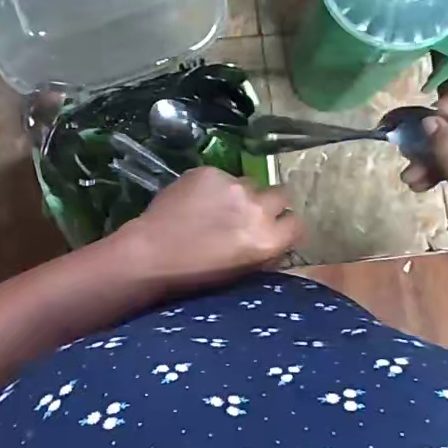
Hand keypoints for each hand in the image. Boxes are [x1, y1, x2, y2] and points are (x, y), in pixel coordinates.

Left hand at [107, 168, 303, 291]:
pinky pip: (220, 176)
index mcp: (268, 239)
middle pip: (280, 195)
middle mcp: (257, 208)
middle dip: (268, 203)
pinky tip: (194, 201)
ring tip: (215, 208)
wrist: (151, 254)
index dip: (284, 226)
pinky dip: (211, 186)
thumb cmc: (195, 275)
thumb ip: (265, 251)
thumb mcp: (242, 272)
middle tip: (246, 214)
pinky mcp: (209, 172)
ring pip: (249, 183)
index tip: (273, 229)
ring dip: (239, 194)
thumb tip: (276, 240)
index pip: (297, 224)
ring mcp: (233, 186)